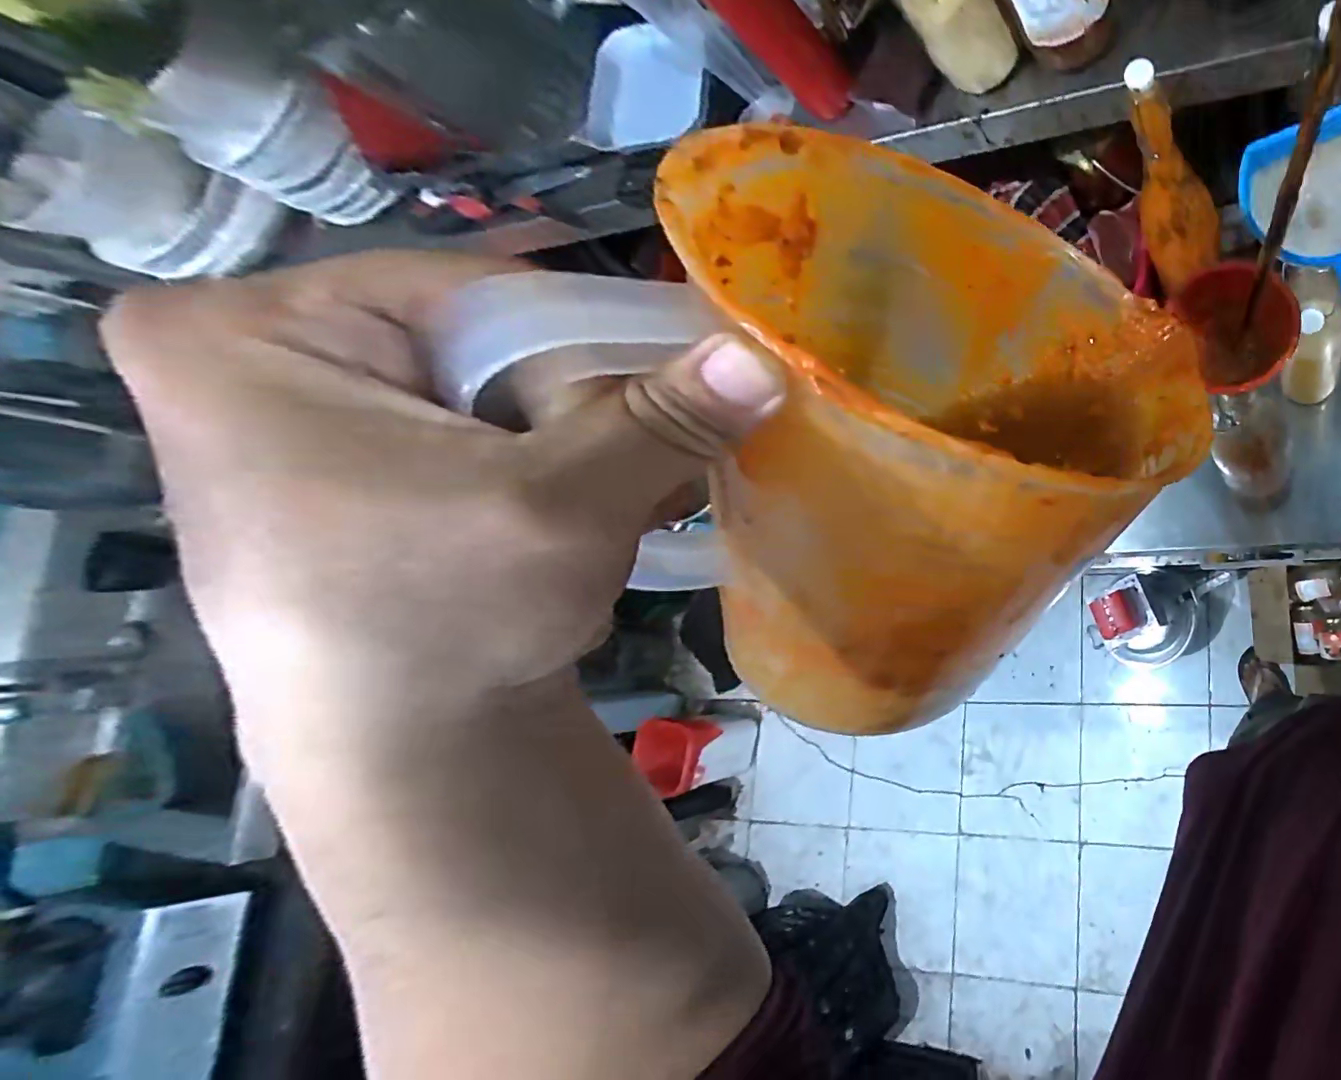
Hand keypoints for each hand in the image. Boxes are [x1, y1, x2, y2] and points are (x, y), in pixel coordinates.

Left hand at [103, 252, 784, 726]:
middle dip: (591, 407)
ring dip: (588, 442)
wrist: (414, 756)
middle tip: (659, 464)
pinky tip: (597, 511)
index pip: (483, 292)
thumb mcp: (565, 507)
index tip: (680, 396)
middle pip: (495, 344)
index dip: (596, 344)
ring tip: (633, 498)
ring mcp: (318, 419)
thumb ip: (663, 421)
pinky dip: (561, 465)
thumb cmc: (452, 620)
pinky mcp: (369, 470)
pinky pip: (493, 436)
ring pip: (505, 393)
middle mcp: (269, 359)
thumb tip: (762, 357)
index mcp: (254, 331)